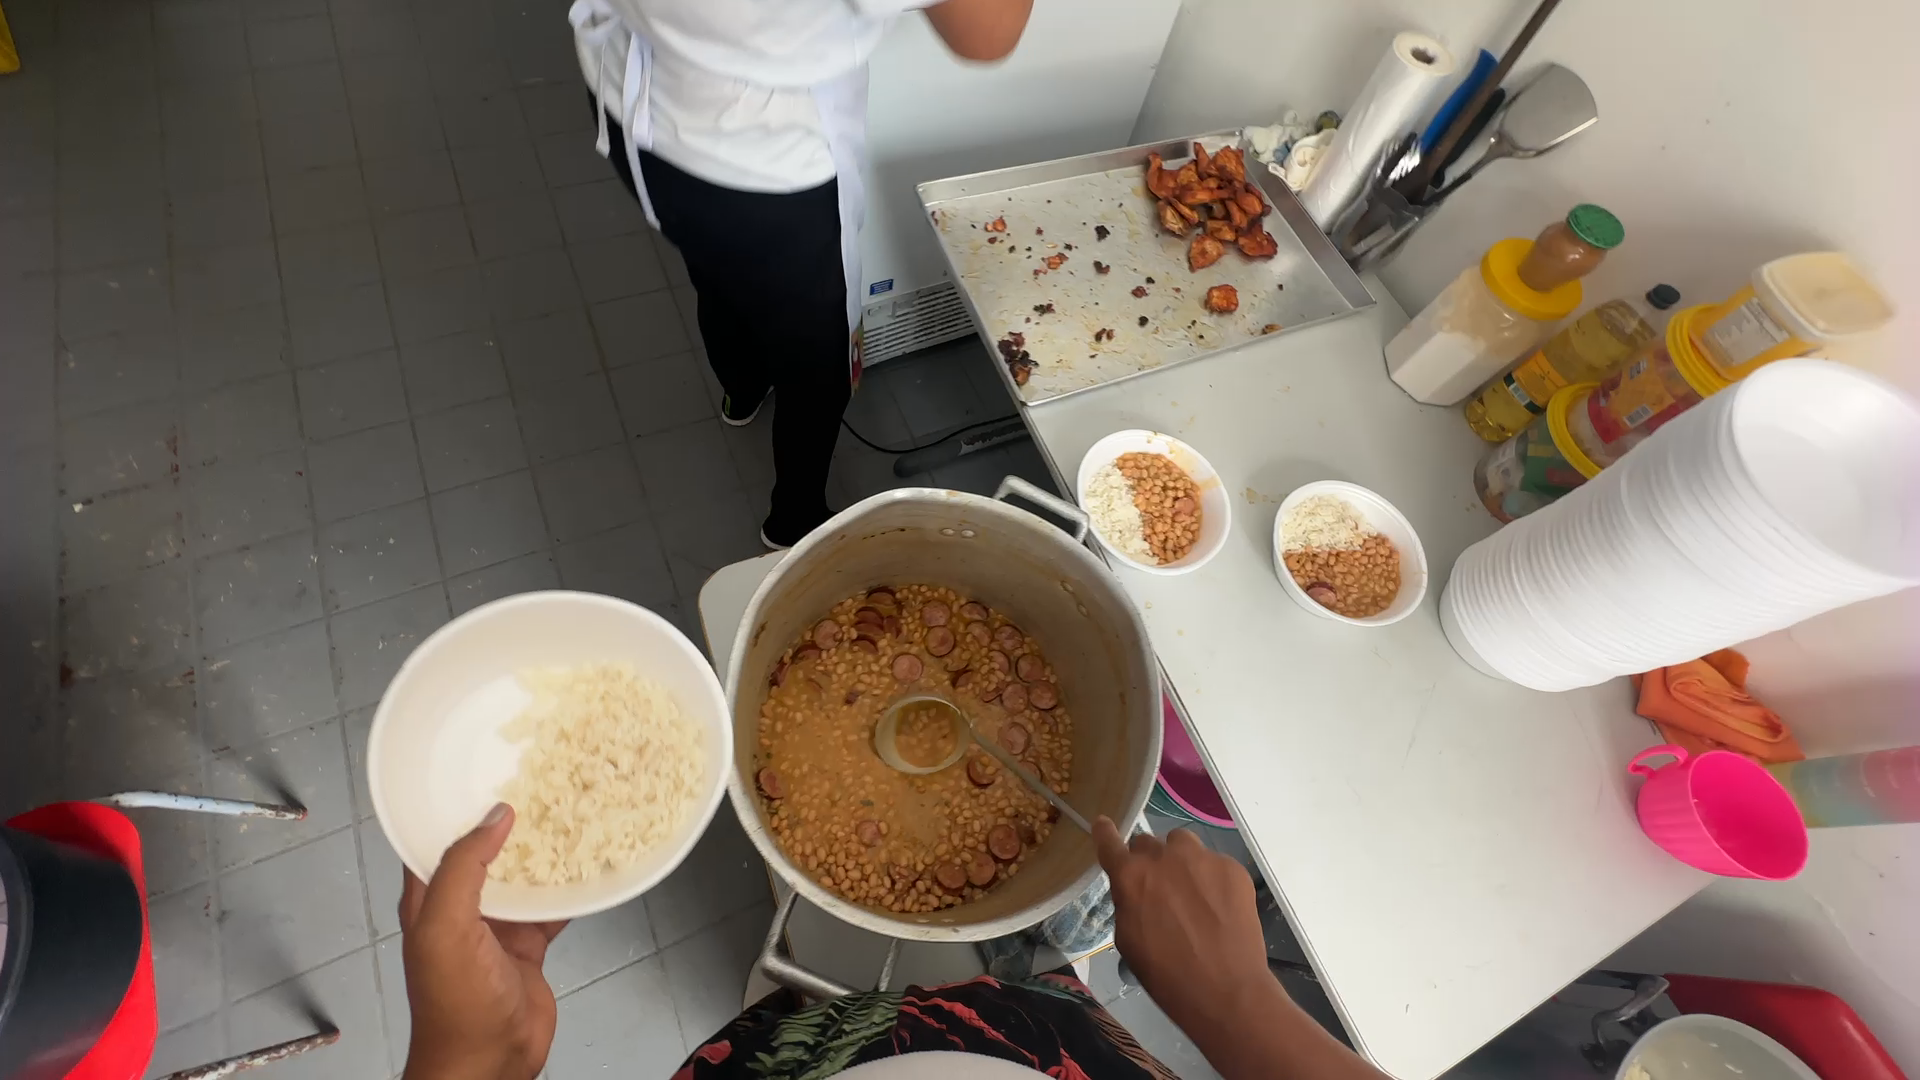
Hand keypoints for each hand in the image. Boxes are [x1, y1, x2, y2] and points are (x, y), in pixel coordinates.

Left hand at [399, 804, 567, 1079]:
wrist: (490, 1061)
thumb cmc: (458, 1001)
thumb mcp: (447, 930)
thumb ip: (465, 869)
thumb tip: (497, 813)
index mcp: (431, 899)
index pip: (434, 840)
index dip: (454, 805)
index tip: (487, 769)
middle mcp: (464, 905)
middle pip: (488, 849)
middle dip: (513, 817)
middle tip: (545, 779)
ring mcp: (499, 922)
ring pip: (525, 870)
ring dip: (547, 845)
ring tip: (576, 807)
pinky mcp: (531, 938)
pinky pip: (554, 899)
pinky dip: (573, 880)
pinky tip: (594, 858)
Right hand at [1094, 817, 1269, 1036]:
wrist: (1227, 992)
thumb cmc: (1167, 974)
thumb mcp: (1127, 940)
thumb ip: (1126, 902)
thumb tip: (1134, 891)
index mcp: (1130, 875)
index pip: (1108, 840)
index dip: (1104, 832)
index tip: (1104, 826)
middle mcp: (1162, 856)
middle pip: (1147, 843)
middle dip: (1150, 862)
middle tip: (1161, 890)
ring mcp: (1200, 857)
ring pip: (1181, 844)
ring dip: (1180, 861)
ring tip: (1193, 892)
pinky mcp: (1231, 867)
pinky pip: (1214, 862)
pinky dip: (1213, 879)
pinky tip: (1220, 907)